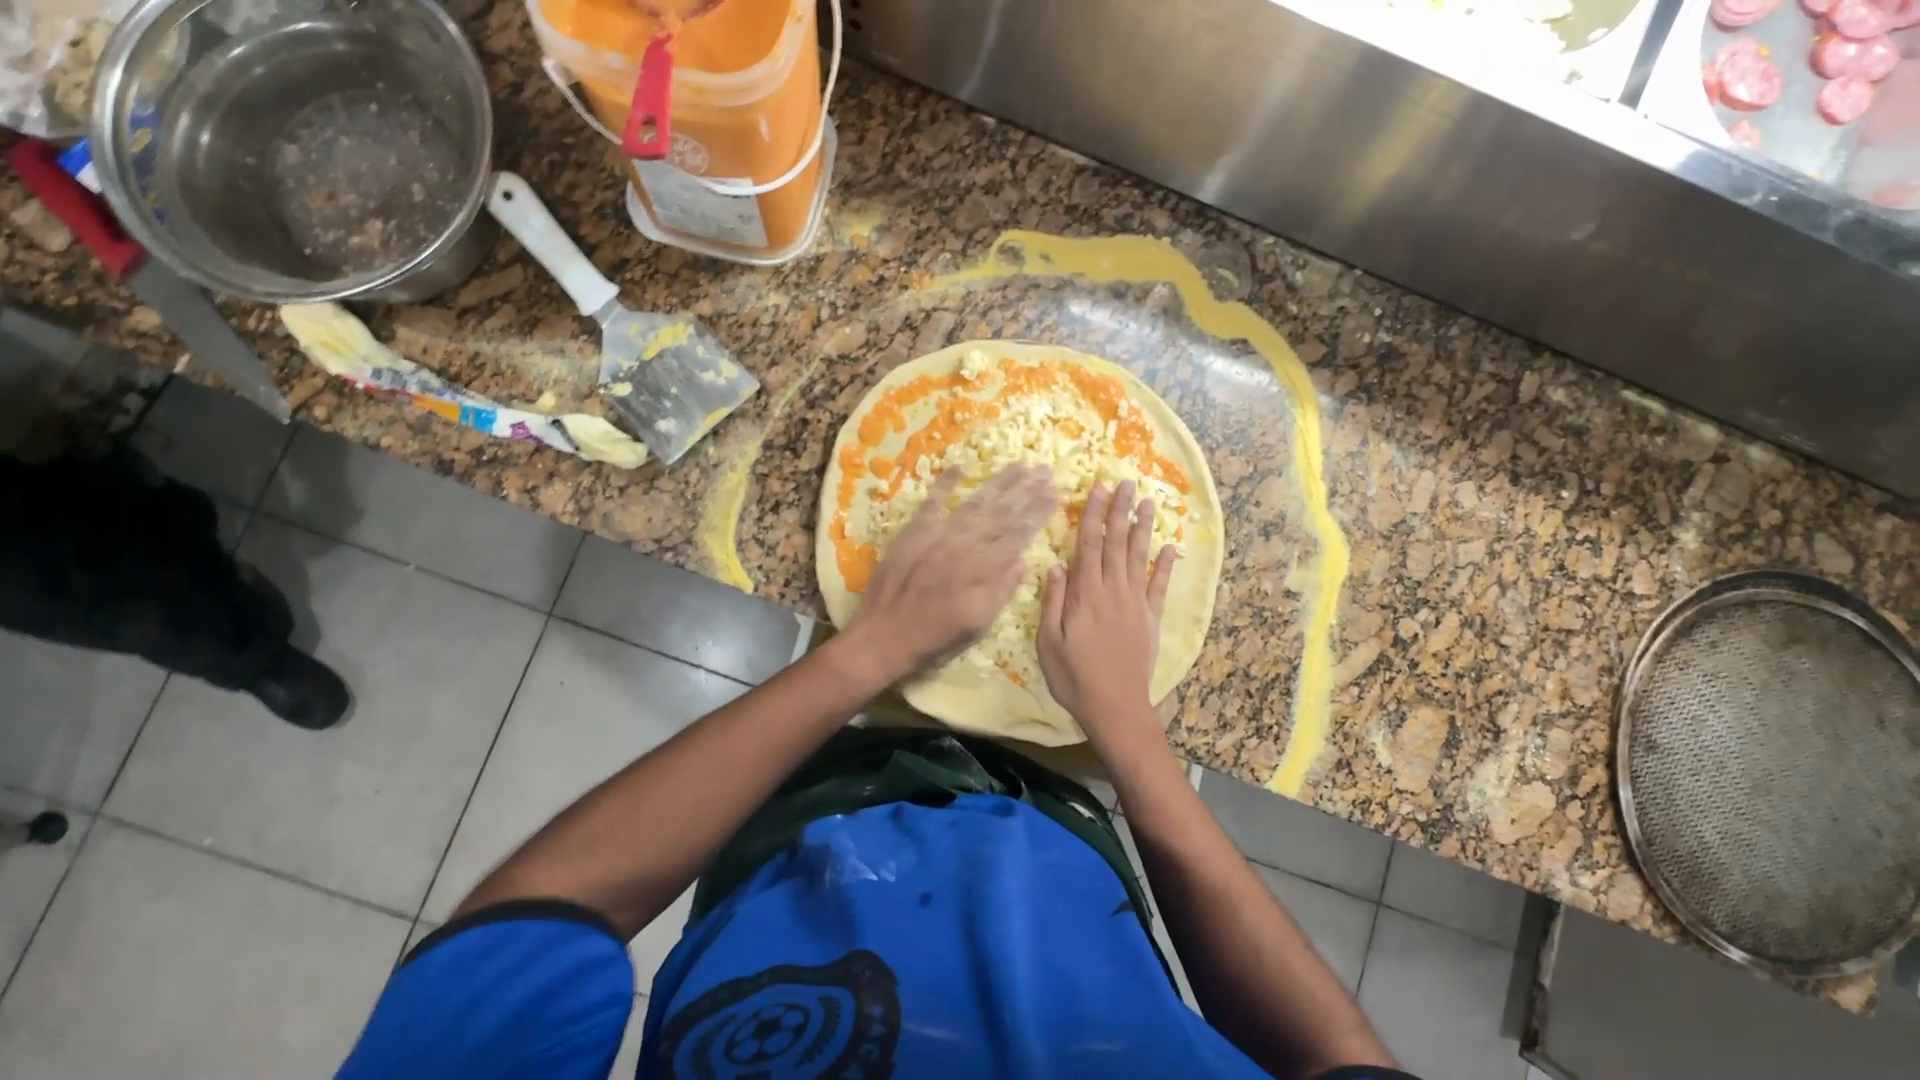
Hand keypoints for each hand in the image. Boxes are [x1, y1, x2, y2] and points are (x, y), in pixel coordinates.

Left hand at [846, 464, 1056, 679]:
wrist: (882, 636)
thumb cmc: (934, 639)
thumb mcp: (977, 625)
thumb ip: (1000, 591)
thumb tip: (1023, 560)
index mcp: (982, 570)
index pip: (1018, 534)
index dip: (1038, 513)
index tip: (1055, 493)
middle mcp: (963, 545)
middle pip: (1001, 513)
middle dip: (1026, 491)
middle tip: (1045, 471)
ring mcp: (936, 535)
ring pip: (974, 503)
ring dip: (998, 482)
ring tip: (1018, 465)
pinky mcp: (912, 532)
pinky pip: (932, 502)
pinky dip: (945, 483)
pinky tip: (960, 466)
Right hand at [1038, 480, 1175, 737]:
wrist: (1115, 706)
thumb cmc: (1073, 677)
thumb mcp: (1048, 642)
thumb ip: (1053, 602)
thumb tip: (1056, 564)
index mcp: (1085, 595)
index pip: (1090, 545)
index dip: (1094, 514)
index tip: (1099, 488)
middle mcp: (1112, 591)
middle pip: (1116, 543)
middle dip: (1120, 511)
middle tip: (1126, 482)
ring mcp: (1135, 603)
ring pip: (1138, 556)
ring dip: (1143, 528)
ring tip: (1148, 502)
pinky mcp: (1151, 619)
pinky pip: (1159, 586)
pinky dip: (1165, 565)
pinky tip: (1170, 547)